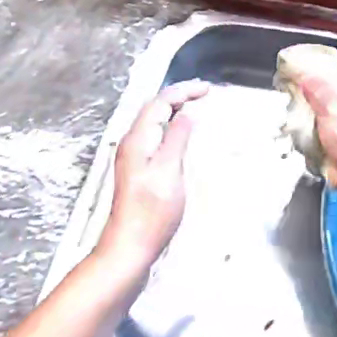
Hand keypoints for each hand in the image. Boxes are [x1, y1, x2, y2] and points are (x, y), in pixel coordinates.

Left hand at [95, 80, 207, 270]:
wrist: (128, 247)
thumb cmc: (151, 211)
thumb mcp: (169, 171)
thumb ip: (177, 138)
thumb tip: (188, 113)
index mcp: (138, 139)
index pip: (160, 102)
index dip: (184, 91)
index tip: (208, 89)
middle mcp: (132, 143)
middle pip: (154, 107)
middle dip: (178, 95)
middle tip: (203, 91)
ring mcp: (133, 156)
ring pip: (153, 120)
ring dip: (174, 108)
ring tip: (195, 103)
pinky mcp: (138, 168)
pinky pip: (155, 134)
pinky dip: (171, 124)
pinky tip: (181, 131)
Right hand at [280, 48, 336, 195]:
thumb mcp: (331, 103)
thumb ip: (313, 83)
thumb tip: (297, 65)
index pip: (330, 58)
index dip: (309, 54)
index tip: (288, 56)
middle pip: (320, 78)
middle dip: (300, 79)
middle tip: (283, 80)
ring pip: (313, 99)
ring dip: (299, 102)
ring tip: (285, 101)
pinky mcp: (331, 134)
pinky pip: (311, 120)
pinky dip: (300, 121)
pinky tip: (291, 123)